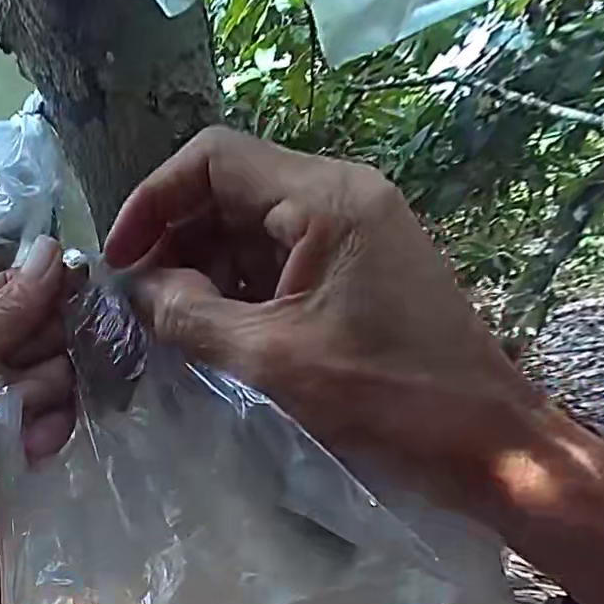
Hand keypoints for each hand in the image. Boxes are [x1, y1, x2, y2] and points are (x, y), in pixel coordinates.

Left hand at [0, 237, 73, 603]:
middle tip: (70, 348)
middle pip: (41, 332)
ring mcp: (9, 401)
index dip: (45, 288)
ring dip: (49, 394)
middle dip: (55, 344)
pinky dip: (49, 431)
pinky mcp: (31, 439)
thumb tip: (55, 250)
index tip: (86, 282)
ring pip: (59, 374)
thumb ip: (8, 307)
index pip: (11, 292)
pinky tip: (30, 447)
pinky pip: (61, 417)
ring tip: (26, 416)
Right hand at [106, 129, 603, 603]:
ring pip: (249, 232)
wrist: (484, 443)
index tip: (120, 259)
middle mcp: (340, 199)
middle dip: (173, 241)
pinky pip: (276, 264)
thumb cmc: (384, 399)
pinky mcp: (353, 272)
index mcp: (326, 199)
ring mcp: (351, 235)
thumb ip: (191, 316)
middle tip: (139, 301)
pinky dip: (235, 291)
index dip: (153, 201)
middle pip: (229, 193)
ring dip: (201, 271)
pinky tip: (211, 332)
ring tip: (168, 324)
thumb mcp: (270, 360)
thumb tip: (140, 289)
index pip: (214, 160)